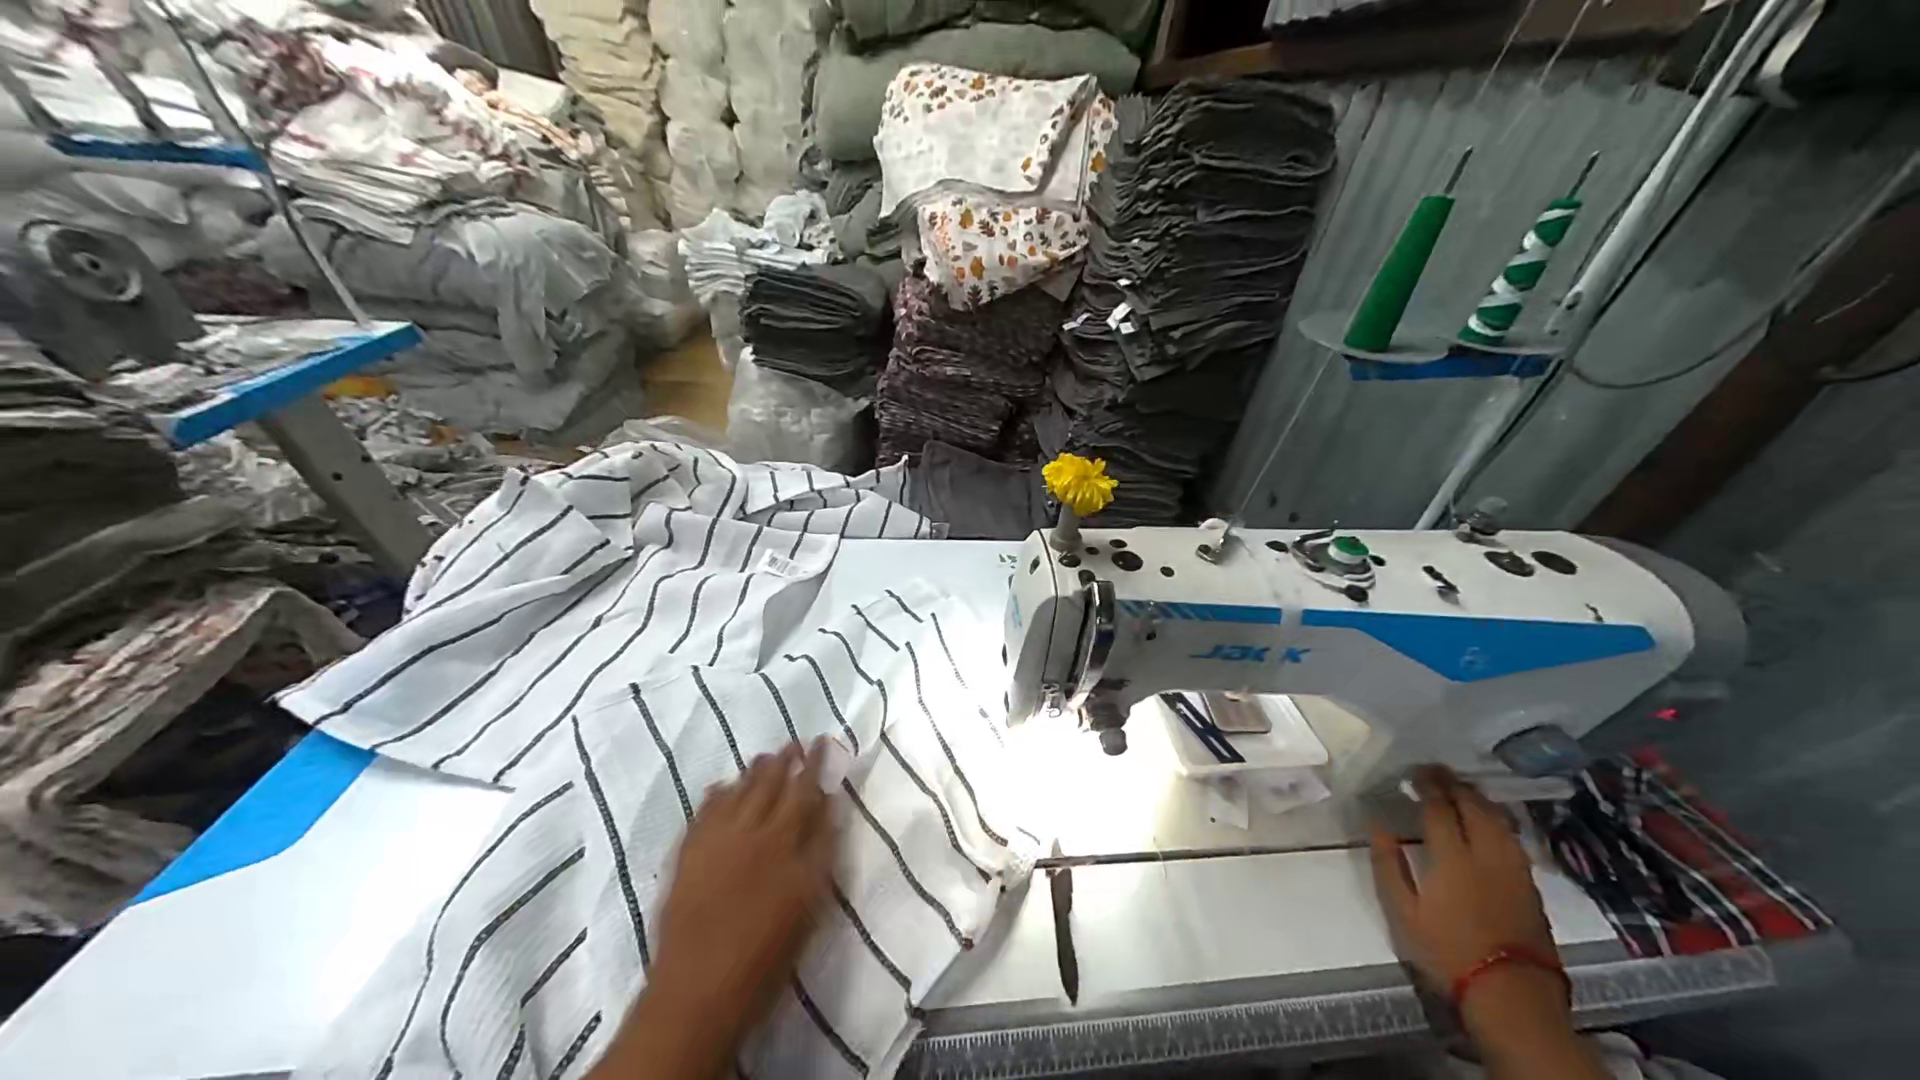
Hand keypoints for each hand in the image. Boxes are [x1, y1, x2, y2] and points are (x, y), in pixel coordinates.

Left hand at [594, 739, 835, 1079]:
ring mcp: (713, 839)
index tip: (822, 741)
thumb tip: (828, 803)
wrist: (700, 987)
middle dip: (783, 760)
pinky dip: (716, 794)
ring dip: (752, 772)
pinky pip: (703, 810)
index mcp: (781, 839)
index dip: (814, 763)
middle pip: (768, 783)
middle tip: (793, 742)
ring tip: (764, 758)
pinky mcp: (687, 854)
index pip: (802, 789)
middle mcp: (747, 828)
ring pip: (736, 790)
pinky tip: (720, 788)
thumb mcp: (810, 900)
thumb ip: (821, 847)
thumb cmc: (767, 950)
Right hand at [1369, 765, 1556, 995]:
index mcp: (1451, 857)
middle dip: (1454, 784)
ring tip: (1461, 788)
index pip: (1440, 808)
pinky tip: (1487, 819)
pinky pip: (1511, 836)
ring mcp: (1514, 868)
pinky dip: (1496, 818)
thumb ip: (1388, 863)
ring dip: (1478, 798)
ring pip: (1498, 819)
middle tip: (1435, 771)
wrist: (1510, 993)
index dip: (1427, 785)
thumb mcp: (1403, 911)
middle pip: (1473, 806)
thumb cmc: (1446, 950)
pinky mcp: (1530, 884)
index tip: (1413, 772)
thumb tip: (1377, 825)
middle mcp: (1486, 853)